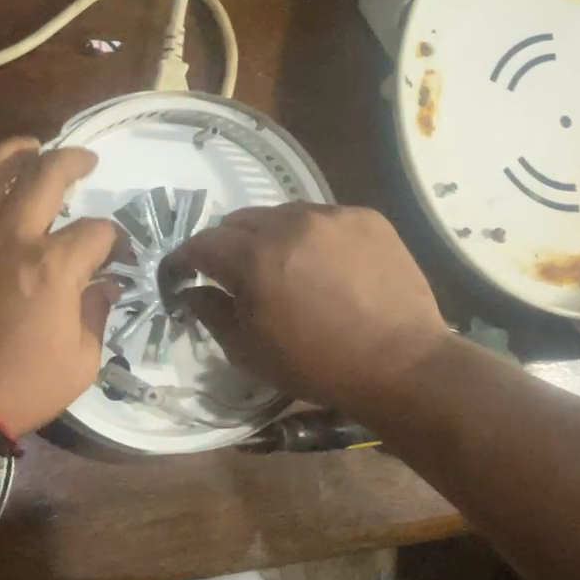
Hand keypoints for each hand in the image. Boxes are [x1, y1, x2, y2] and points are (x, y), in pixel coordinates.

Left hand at [0, 138, 120, 435]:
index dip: (114, 239)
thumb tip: (103, 287)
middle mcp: (10, 237)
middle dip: (73, 161)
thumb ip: (95, 315)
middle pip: (46, 175)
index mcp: (54, 266)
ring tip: (28, 147)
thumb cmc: (21, 389)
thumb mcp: (81, 362)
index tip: (115, 255)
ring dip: (12, 150)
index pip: (96, 232)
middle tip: (85, 161)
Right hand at [165, 204, 448, 412]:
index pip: (200, 244)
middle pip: (237, 222)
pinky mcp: (366, 218)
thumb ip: (211, 313)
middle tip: (231, 278)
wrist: (400, 364)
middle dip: (224, 247)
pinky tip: (322, 267)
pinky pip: (321, 218)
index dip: (182, 261)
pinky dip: (309, 237)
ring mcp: (331, 216)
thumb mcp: (248, 351)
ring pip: (279, 214)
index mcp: (253, 259)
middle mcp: (289, 224)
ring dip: (266, 238)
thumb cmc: (314, 366)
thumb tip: (191, 292)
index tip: (178, 278)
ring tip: (280, 269)